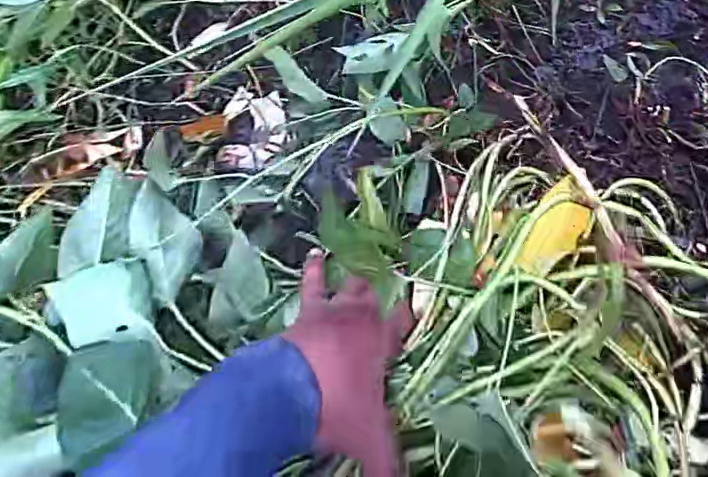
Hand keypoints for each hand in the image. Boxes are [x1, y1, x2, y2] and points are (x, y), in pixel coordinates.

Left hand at [283, 251, 412, 476]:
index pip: (403, 321)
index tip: (416, 303)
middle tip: (390, 272)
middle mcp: (362, 319)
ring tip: (361, 252)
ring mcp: (334, 310)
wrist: (291, 390)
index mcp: (381, 343)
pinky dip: (314, 269)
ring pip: (350, 282)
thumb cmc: (337, 408)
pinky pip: (312, 285)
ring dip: (354, 272)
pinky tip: (313, 254)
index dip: (410, 312)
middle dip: (383, 286)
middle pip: (378, 295)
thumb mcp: (367, 439)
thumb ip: (388, 462)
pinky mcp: (307, 311)